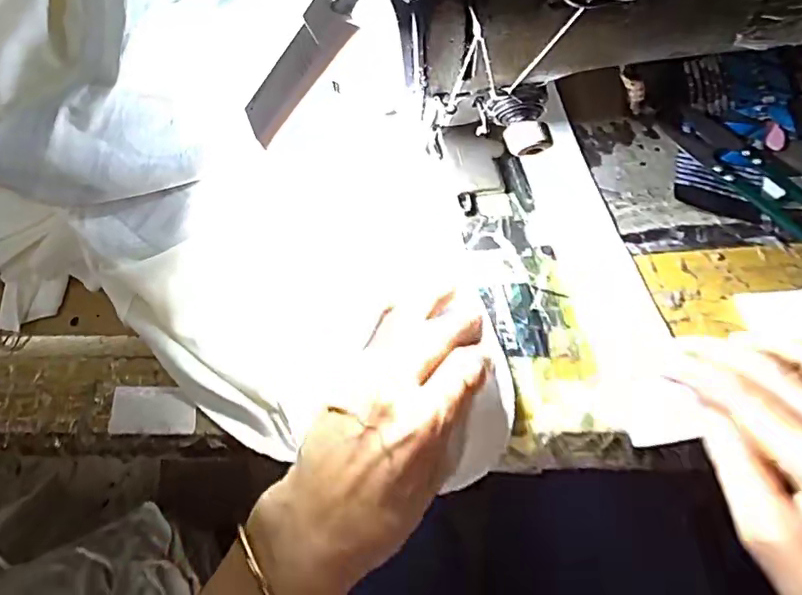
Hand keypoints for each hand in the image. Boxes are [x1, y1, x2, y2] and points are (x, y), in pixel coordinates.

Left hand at [242, 289, 489, 593]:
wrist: (316, 515)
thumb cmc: (376, 518)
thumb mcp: (428, 488)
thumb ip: (446, 437)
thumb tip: (460, 402)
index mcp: (420, 423)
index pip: (458, 375)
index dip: (476, 360)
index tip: (485, 350)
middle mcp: (391, 390)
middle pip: (430, 343)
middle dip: (455, 321)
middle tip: (472, 306)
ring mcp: (361, 377)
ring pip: (397, 329)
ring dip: (422, 304)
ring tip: (441, 285)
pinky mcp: (339, 375)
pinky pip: (368, 336)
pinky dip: (386, 315)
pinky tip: (396, 302)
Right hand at [666, 337, 801, 594]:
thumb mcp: (770, 540)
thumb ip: (733, 463)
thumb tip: (704, 405)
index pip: (750, 399)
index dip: (699, 372)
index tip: (666, 361)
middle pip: (783, 373)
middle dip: (719, 353)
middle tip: (680, 347)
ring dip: (762, 346)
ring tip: (723, 346)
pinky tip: (778, 359)